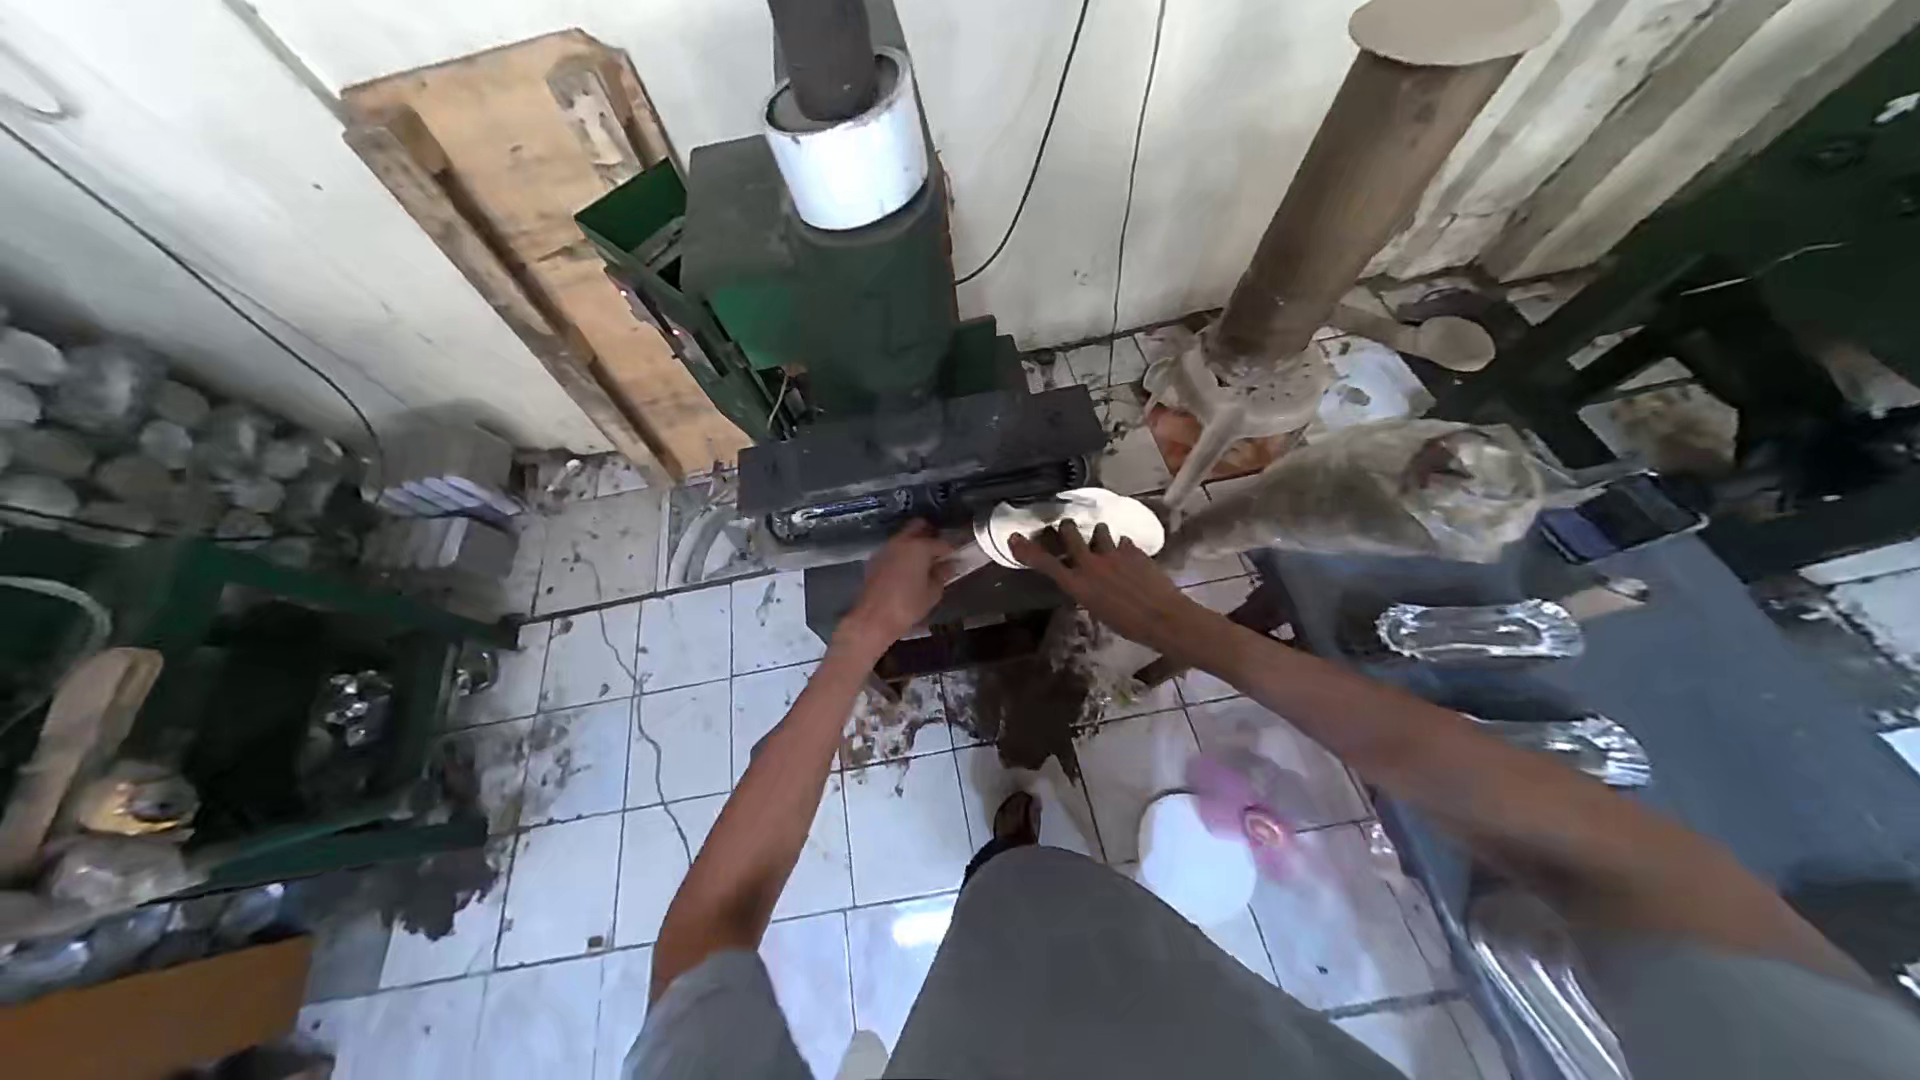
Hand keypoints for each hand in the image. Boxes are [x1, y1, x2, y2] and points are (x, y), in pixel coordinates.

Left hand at [839, 520, 953, 649]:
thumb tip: (947, 566)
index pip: (941, 543)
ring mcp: (885, 549)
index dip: (952, 550)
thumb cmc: (907, 606)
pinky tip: (908, 568)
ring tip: (924, 561)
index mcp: (919, 547)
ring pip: (903, 537)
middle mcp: (901, 542)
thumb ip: (942, 575)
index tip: (958, 556)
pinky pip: (893, 549)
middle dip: (931, 534)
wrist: (873, 619)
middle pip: (918, 527)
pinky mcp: (875, 560)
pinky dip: (902, 553)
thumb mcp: (932, 593)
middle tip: (939, 551)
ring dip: (915, 543)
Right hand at [1008, 520, 1213, 659]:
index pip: (1046, 563)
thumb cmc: (1128, 625)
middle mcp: (1090, 565)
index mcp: (1077, 585)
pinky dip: (1123, 547)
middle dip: (1067, 528)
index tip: (1015, 538)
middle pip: (1070, 535)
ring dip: (1099, 534)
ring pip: (1099, 531)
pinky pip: (1123, 541)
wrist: (1163, 617)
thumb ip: (1088, 590)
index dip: (1028, 550)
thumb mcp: (1098, 610)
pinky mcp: (1133, 550)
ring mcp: (1113, 553)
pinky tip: (1129, 556)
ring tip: (1103, 539)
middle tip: (1067, 526)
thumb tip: (1087, 580)